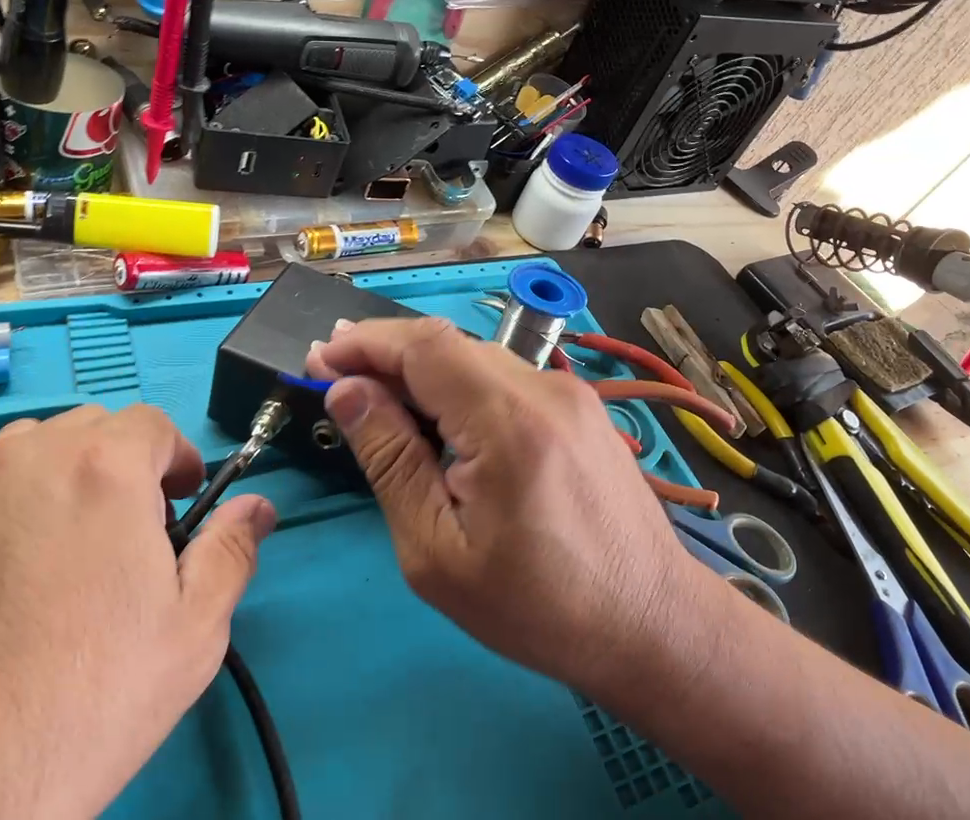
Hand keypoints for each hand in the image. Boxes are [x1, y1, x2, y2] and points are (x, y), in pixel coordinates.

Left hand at [0, 405, 276, 819]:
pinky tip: (3, 583)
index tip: (181, 505)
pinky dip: (7, 508)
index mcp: (102, 469)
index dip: (178, 460)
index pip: (151, 424)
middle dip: (123, 467)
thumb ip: (231, 552)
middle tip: (130, 540)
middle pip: (89, 430)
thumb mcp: (190, 634)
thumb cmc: (81, 704)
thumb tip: (257, 508)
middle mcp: (26, 459)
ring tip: (66, 559)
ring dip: (63, 481)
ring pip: (29, 454)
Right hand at [305, 318, 723, 699]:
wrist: (651, 625)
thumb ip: (390, 460)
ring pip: (476, 359)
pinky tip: (438, 422)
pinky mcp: (580, 410)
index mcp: (508, 422)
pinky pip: (505, 380)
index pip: (423, 345)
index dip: (363, 343)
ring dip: (421, 371)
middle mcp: (544, 390)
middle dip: (385, 354)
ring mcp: (570, 396)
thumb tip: (346, 392)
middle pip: (448, 344)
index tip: (318, 360)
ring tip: (378, 402)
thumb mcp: (437, 551)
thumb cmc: (536, 606)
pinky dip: (459, 388)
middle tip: (336, 380)